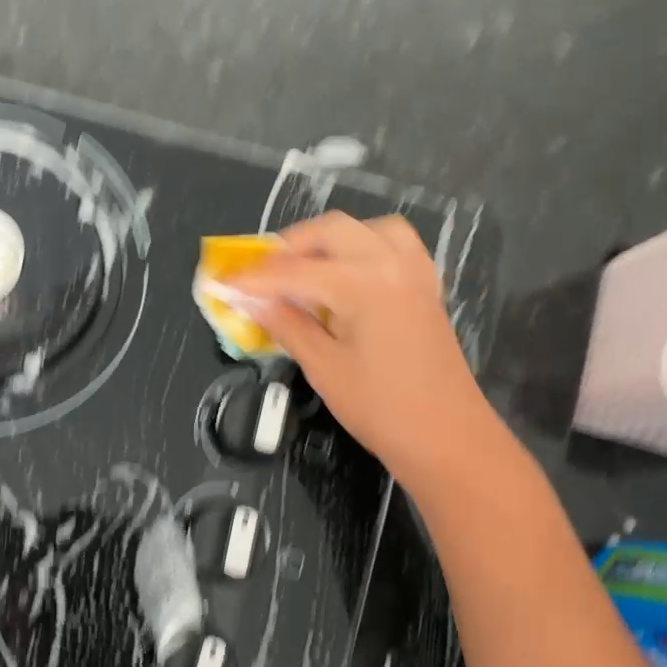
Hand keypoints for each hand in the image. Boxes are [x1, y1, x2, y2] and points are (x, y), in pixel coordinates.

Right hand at [227, 212, 506, 487]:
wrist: (445, 436)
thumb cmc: (379, 407)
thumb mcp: (322, 367)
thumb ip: (286, 324)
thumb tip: (251, 301)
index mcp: (362, 284)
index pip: (294, 271)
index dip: (253, 279)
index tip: (220, 283)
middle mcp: (391, 264)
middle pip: (331, 231)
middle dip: (289, 248)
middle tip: (259, 275)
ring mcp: (414, 273)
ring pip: (366, 230)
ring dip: (329, 241)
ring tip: (302, 270)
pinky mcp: (425, 288)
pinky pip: (393, 247)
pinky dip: (362, 250)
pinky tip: (345, 278)